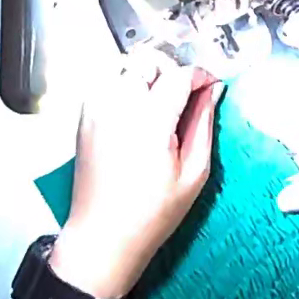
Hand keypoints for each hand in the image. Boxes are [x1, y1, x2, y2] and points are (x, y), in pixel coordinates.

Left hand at [51, 50, 223, 298]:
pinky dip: (127, 86)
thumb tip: (213, 92)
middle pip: (148, 61)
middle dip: (173, 70)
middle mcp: (118, 109)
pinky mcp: (85, 119)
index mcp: (150, 123)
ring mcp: (96, 112)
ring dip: (149, 76)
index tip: (212, 85)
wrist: (103, 237)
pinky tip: (140, 113)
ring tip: (163, 103)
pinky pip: (108, 84)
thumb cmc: (152, 214)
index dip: (201, 75)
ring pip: (125, 67)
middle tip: (188, 95)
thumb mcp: (194, 173)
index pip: (178, 75)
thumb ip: (204, 124)